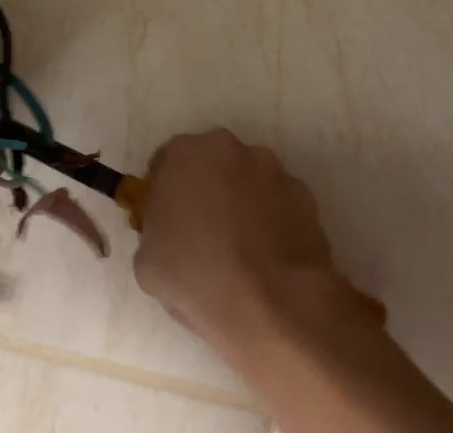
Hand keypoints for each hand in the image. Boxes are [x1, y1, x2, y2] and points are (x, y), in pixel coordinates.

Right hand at [134, 129, 371, 347]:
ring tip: (242, 251)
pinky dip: (272, 221)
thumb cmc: (196, 275)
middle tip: (203, 235)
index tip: (167, 223)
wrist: (273, 303)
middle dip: (206, 191)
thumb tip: (167, 235)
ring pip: (247, 182)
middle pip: (210, 166)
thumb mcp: (147, 260)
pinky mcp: (305, 197)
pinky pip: (278, 204)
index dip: (165, 194)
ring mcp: (272, 170)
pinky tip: (268, 257)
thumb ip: (154, 232)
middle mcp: (229, 149)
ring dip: (241, 204)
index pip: (165, 164)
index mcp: (184, 154)